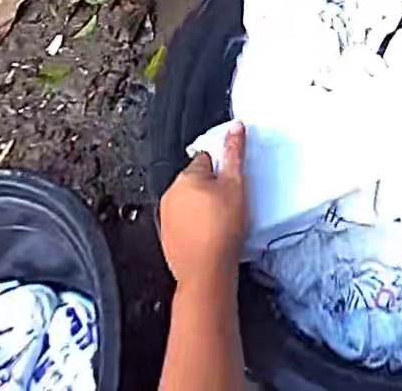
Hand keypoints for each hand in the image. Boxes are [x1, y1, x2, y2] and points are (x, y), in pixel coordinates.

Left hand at [160, 123, 246, 288]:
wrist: (207, 274)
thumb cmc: (222, 230)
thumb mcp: (235, 184)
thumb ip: (234, 152)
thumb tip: (235, 127)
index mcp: (186, 177)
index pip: (207, 159)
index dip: (222, 169)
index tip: (231, 183)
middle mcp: (171, 194)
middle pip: (197, 179)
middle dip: (212, 187)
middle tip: (228, 203)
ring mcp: (166, 217)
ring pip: (190, 200)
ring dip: (202, 205)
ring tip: (220, 221)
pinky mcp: (167, 237)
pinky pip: (184, 221)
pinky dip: (195, 224)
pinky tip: (209, 233)